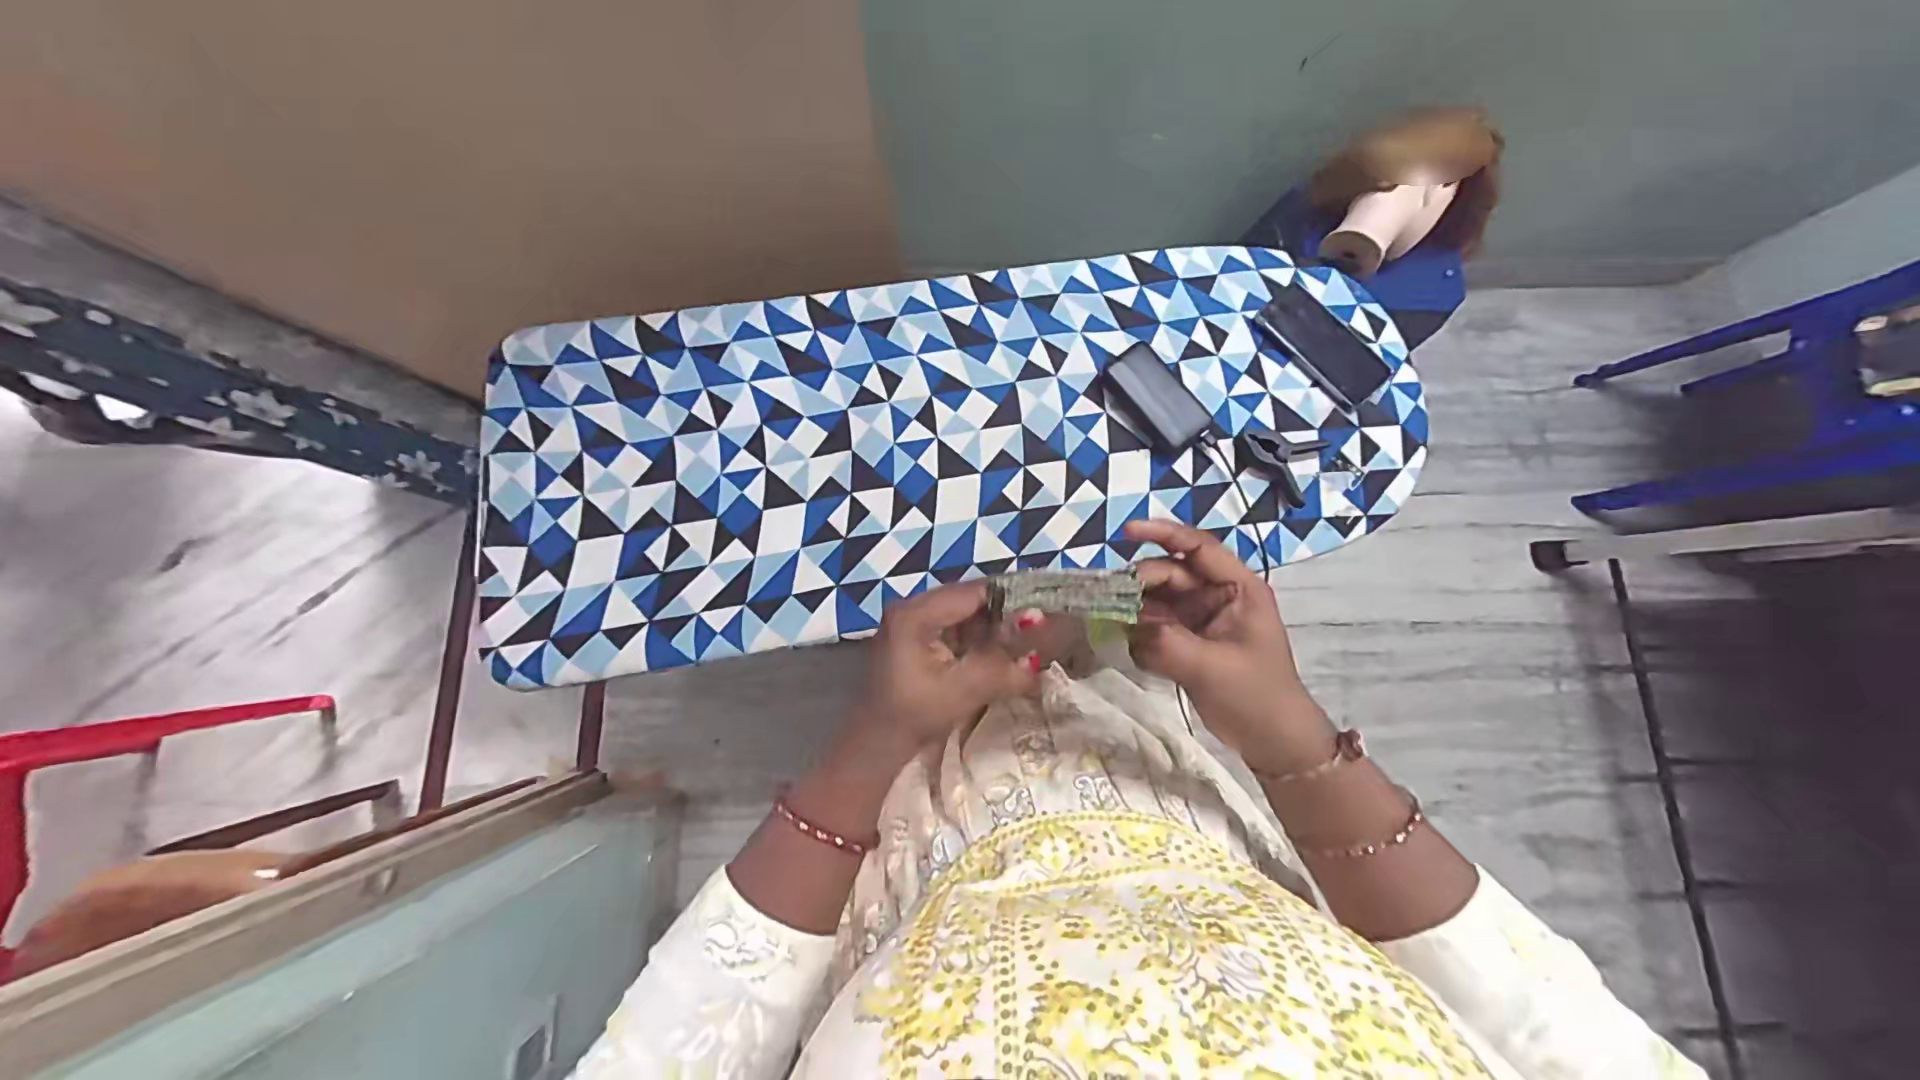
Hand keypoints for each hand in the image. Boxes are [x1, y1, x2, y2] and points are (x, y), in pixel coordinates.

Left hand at [850, 581, 1041, 753]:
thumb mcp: (963, 690)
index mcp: (915, 613)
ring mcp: (908, 620)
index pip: (972, 592)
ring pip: (961, 612)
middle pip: (966, 599)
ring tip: (1019, 640)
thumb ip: (1002, 664)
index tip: (1041, 612)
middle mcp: (909, 606)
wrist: (876, 743)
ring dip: (989, 626)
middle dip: (1001, 614)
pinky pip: (951, 625)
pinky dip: (973, 636)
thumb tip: (1038, 640)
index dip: (1010, 600)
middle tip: (1035, 629)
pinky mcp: (912, 635)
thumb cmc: (915, 715)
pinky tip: (993, 651)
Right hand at [1124, 519, 1333, 772]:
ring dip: (1136, 611)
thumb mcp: (1211, 668)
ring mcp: (1199, 618)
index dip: (1163, 534)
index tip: (1125, 531)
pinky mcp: (1186, 640)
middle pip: (1168, 574)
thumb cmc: (1256, 697)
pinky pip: (1153, 625)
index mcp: (1238, 589)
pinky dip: (1140, 635)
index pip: (1198, 547)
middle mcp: (1216, 595)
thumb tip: (1125, 625)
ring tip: (1119, 626)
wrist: (1272, 742)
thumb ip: (1166, 643)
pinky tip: (1140, 652)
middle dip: (1140, 584)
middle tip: (1112, 603)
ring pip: (1156, 600)